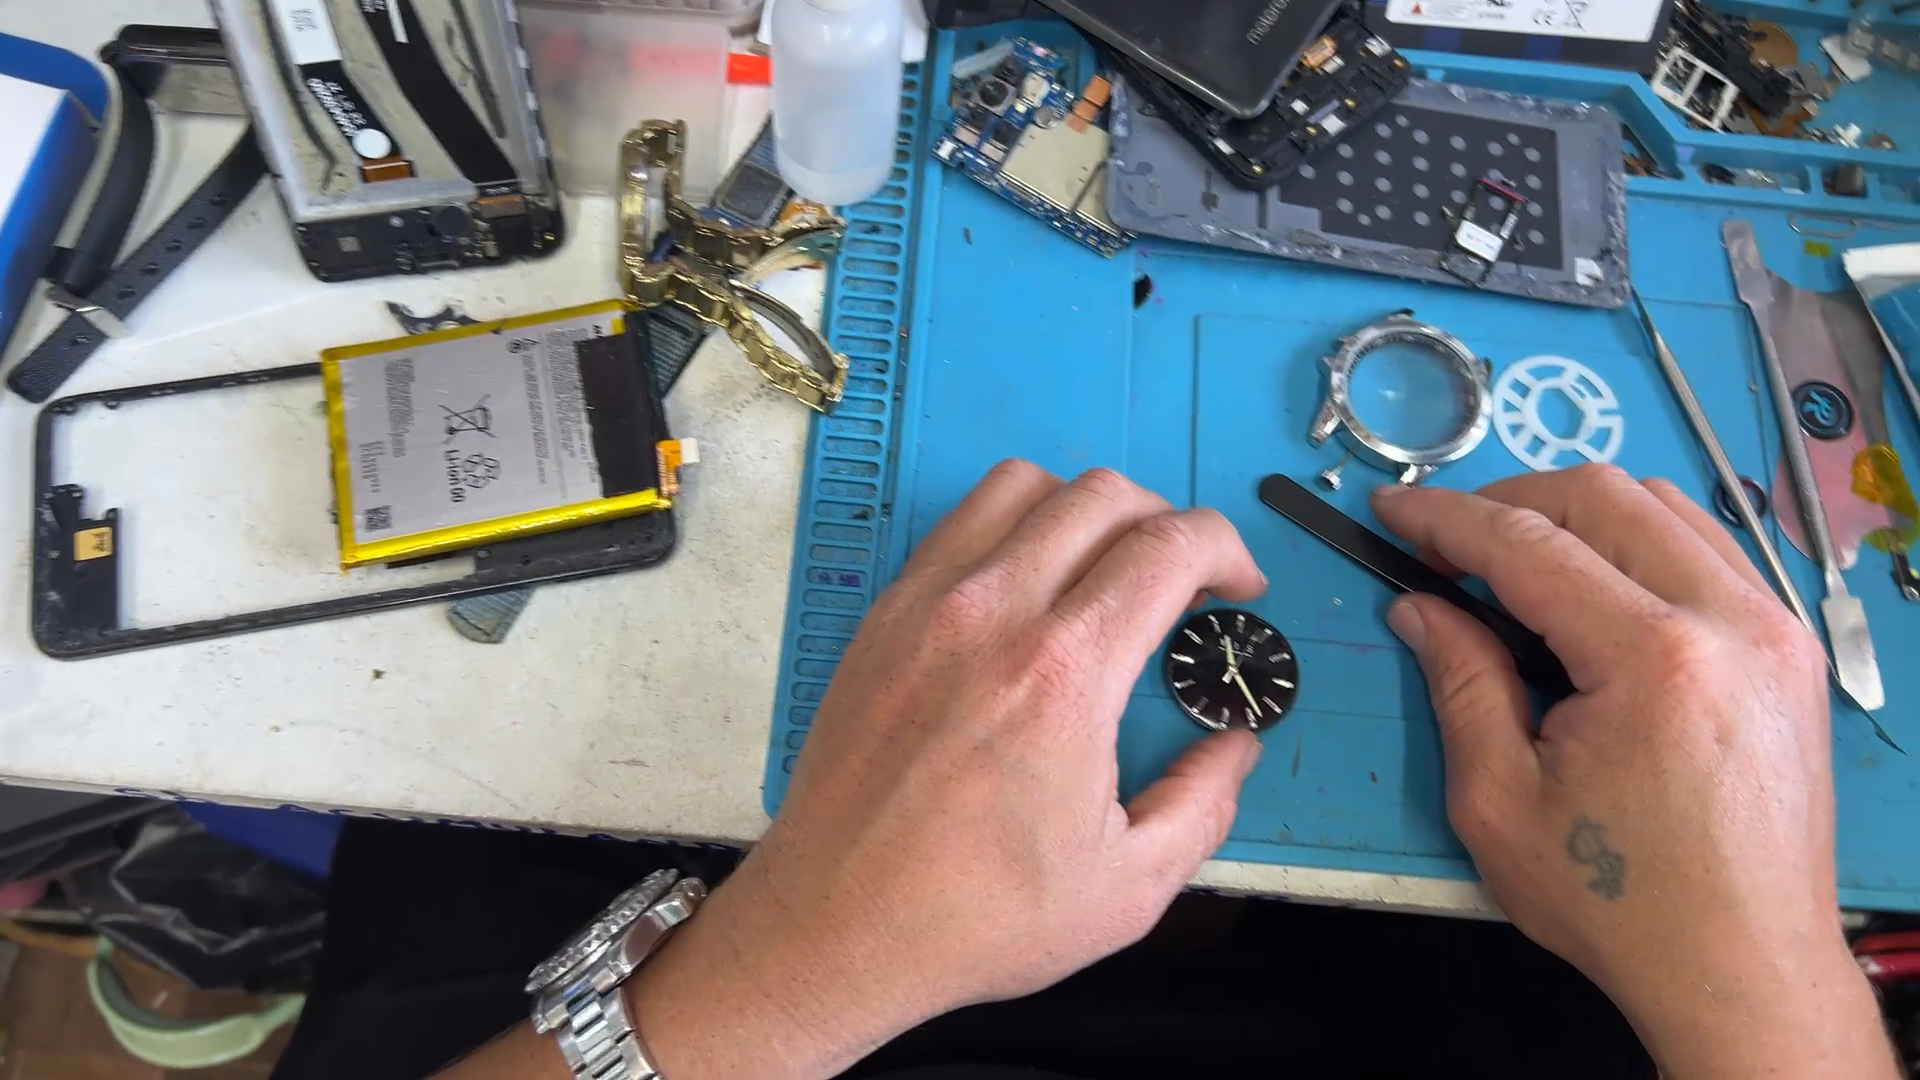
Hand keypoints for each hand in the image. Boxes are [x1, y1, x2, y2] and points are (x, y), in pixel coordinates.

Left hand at [627, 461, 1266, 1078]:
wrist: (834, 918)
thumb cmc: (971, 914)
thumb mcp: (1125, 888)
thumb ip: (1203, 803)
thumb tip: (1235, 745)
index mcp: (1065, 673)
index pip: (1168, 546)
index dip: (1225, 547)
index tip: (1236, 583)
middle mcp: (994, 612)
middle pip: (1103, 495)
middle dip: (1166, 520)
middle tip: (1178, 578)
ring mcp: (929, 599)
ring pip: (1025, 484)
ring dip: (1084, 506)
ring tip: (1101, 562)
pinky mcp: (887, 609)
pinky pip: (960, 520)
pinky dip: (1013, 521)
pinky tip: (1024, 578)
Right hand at [1372, 465, 1893, 1078]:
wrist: (1743, 974)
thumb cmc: (1604, 893)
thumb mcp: (1493, 793)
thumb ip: (1459, 678)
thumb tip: (1417, 604)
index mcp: (1652, 659)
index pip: (1526, 544)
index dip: (1441, 517)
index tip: (1386, 508)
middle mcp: (1733, 622)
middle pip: (1601, 497)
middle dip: (1500, 501)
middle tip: (1437, 542)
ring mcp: (1775, 630)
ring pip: (1658, 505)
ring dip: (1561, 512)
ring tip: (1498, 556)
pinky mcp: (1785, 650)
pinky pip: (1698, 543)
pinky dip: (1620, 536)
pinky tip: (1575, 580)